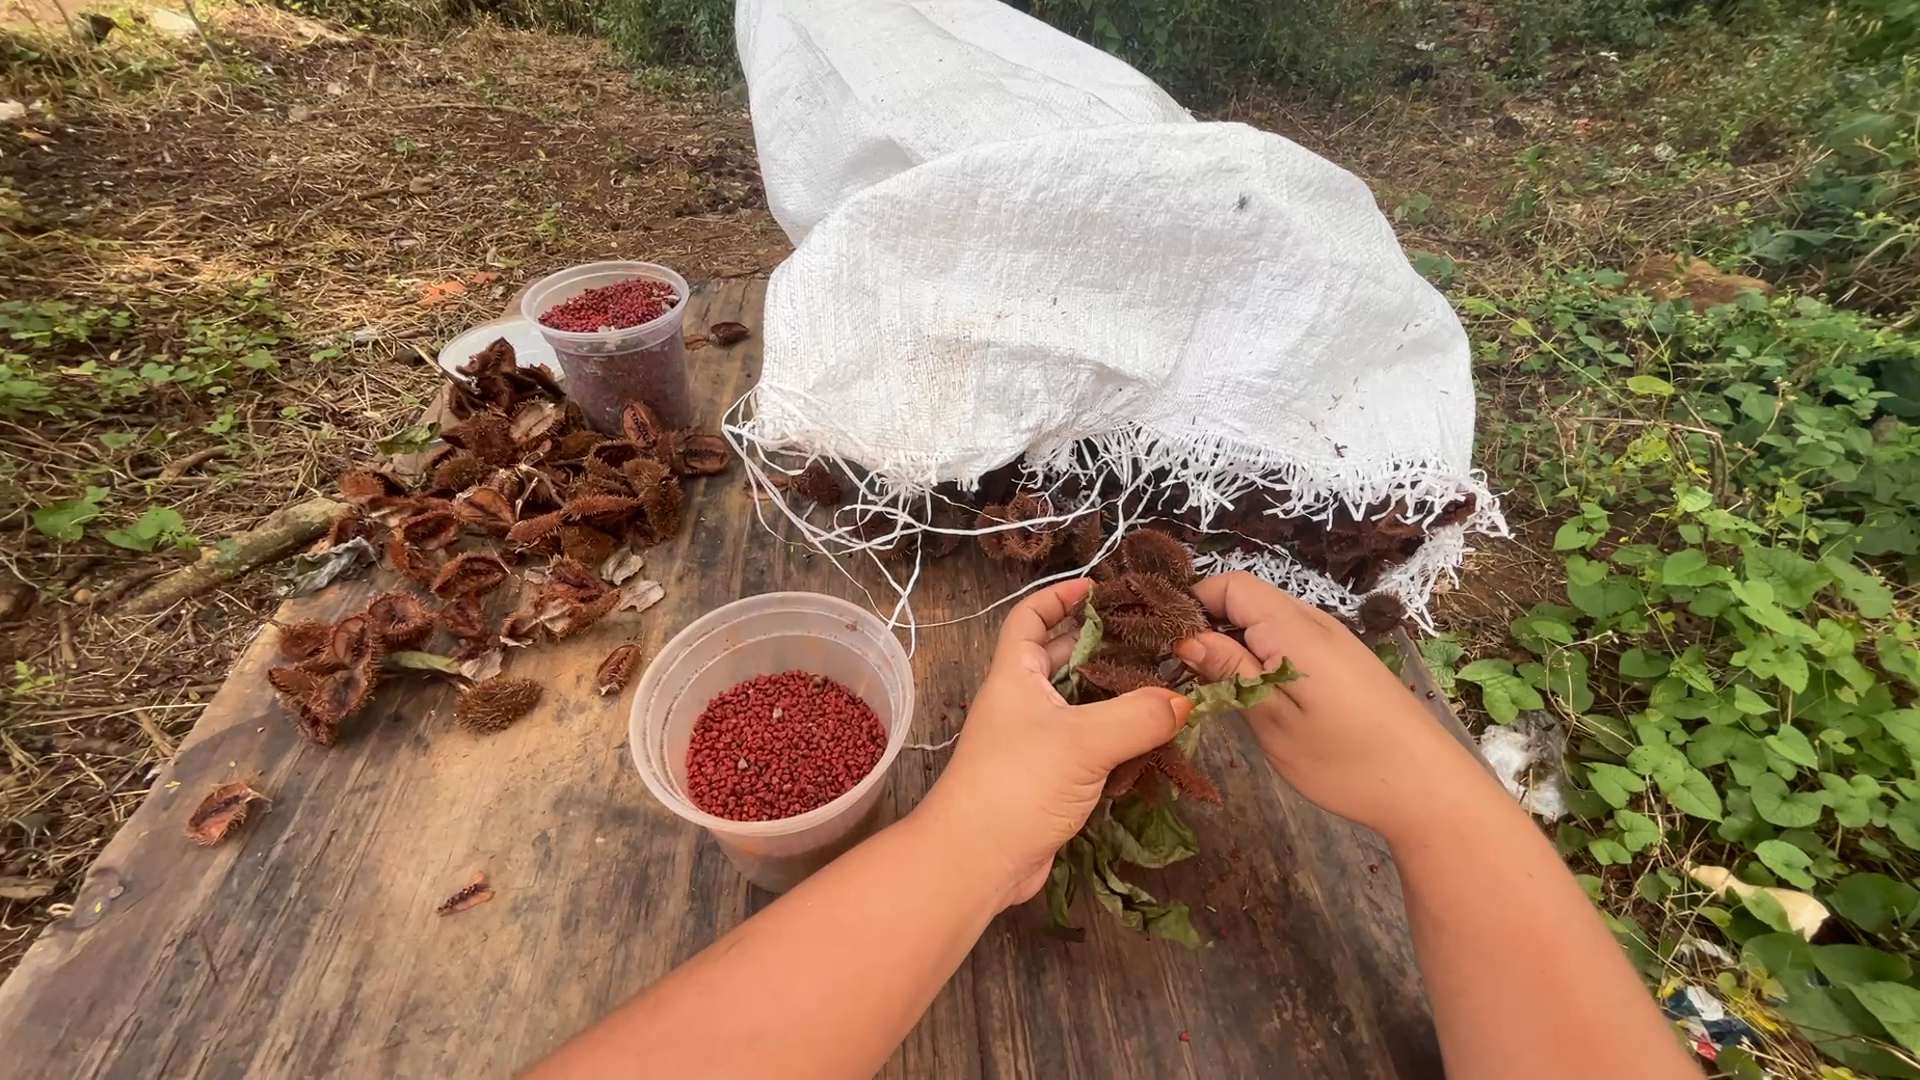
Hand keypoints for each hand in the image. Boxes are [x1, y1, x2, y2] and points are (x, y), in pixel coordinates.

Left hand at [916, 578, 1190, 909]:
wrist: (977, 859)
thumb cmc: (1018, 782)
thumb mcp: (1082, 741)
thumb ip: (1137, 716)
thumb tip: (1184, 700)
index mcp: (1015, 674)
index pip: (1028, 617)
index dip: (1057, 597)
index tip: (1096, 587)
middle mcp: (1022, 701)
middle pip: (1060, 657)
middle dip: (1100, 643)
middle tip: (1151, 637)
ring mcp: (1034, 740)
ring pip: (1078, 702)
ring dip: (1114, 692)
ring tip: (1163, 681)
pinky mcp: (1049, 776)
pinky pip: (1087, 742)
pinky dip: (1116, 735)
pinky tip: (1152, 736)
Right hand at [1172, 572, 1485, 837]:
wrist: (1431, 792)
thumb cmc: (1346, 761)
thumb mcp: (1274, 720)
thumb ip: (1229, 672)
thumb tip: (1184, 637)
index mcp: (1294, 629)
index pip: (1230, 583)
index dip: (1193, 602)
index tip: (1168, 642)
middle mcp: (1314, 621)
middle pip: (1246, 596)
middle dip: (1208, 622)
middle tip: (1183, 668)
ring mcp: (1332, 639)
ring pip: (1265, 617)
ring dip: (1233, 639)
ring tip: (1214, 683)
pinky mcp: (1342, 659)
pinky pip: (1287, 635)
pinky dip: (1259, 651)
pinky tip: (1253, 689)